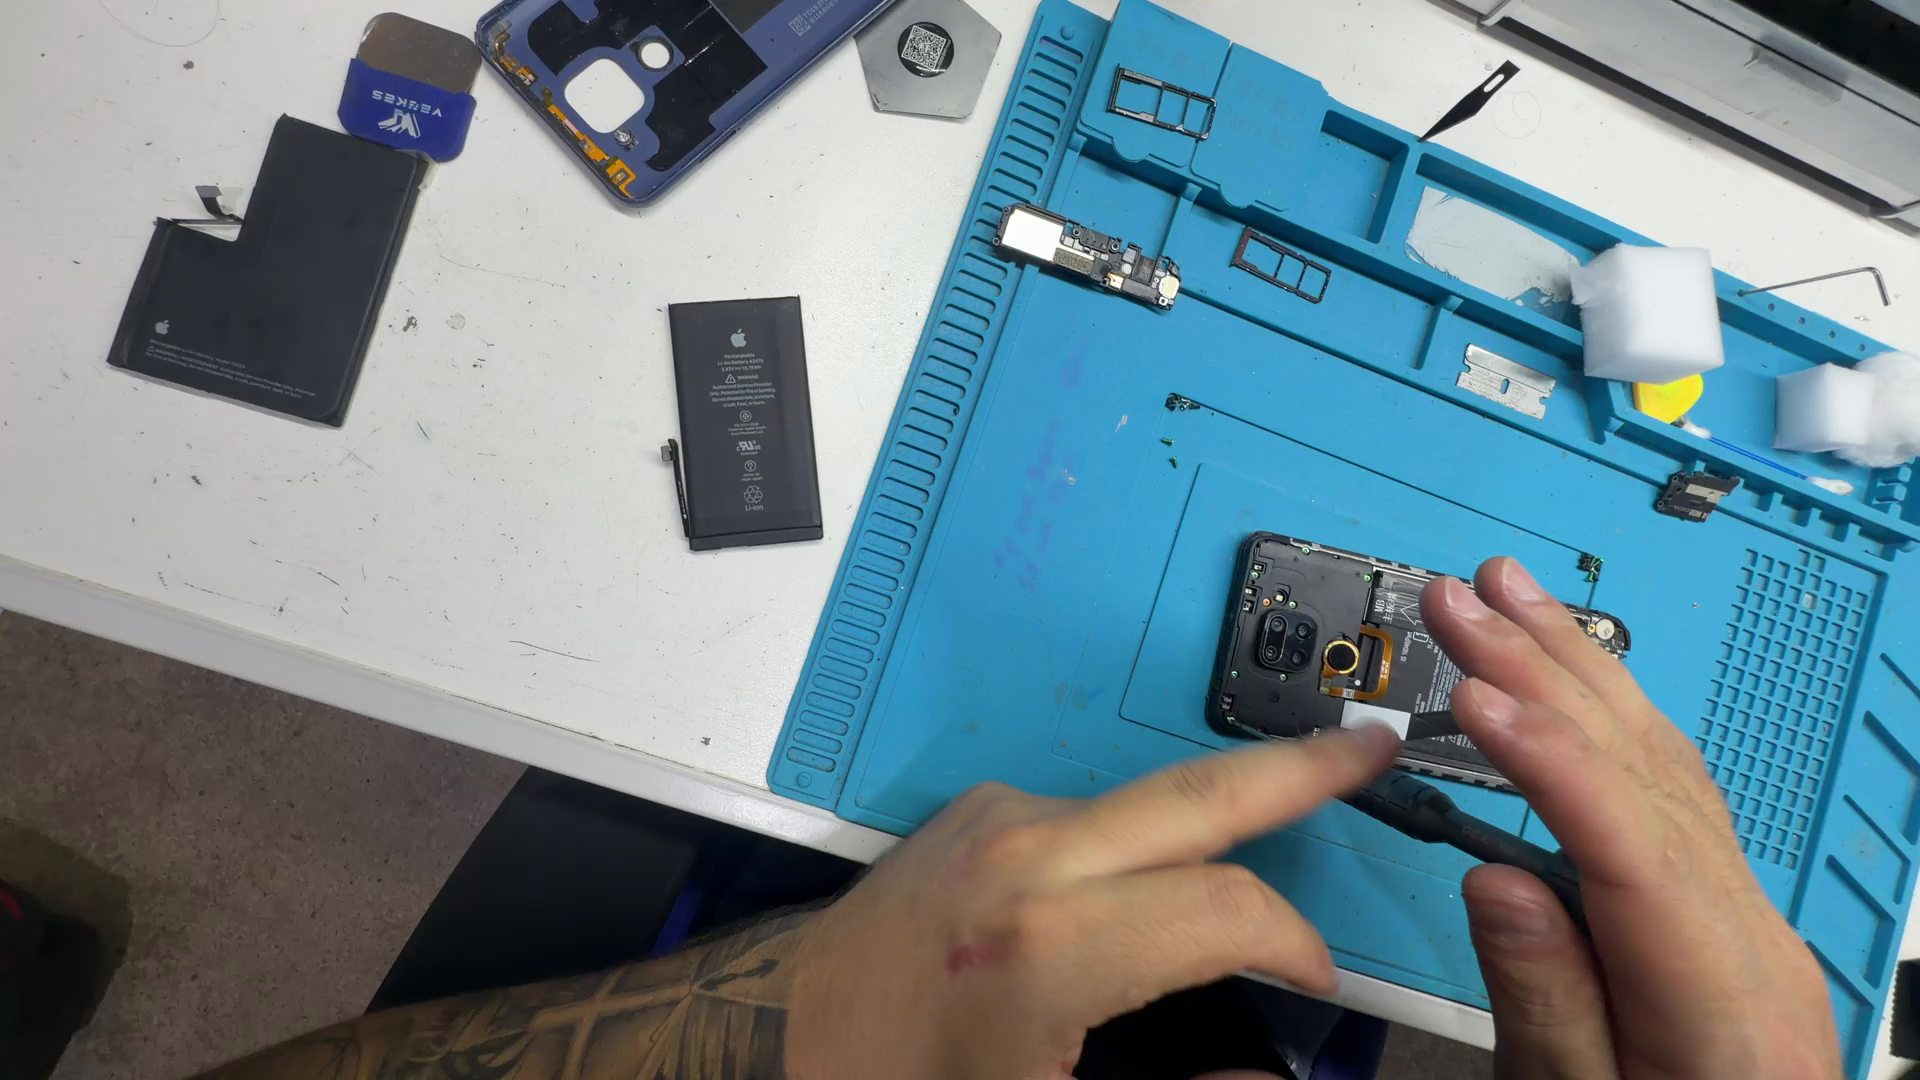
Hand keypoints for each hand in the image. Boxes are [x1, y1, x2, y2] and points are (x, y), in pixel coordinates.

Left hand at [784, 725, 1400, 1079]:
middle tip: (1366, 746)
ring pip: (1144, 802)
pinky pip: (1088, 812)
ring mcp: (1000, 813)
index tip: (1316, 977)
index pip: (1223, 908)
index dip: (1292, 942)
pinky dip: (1137, 836)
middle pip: (1194, 792)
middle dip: (1293, 766)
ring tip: (1267, 829)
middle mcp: (1028, 850)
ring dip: (1212, 815)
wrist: (786, 1026)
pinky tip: (1137, 882)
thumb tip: (1264, 1073)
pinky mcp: (980, 804)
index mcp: (1047, 945)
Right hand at [1423, 557, 1840, 1078]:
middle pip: (1637, 766)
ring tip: (1509, 589)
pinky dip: (1603, 695)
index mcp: (1715, 989)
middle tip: (1461, 598)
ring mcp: (1731, 887)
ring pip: (1652, 746)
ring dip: (1569, 655)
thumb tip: (1493, 879)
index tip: (1467, 697)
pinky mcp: (1707, 874)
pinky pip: (1659, 765)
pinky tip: (1567, 658)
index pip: (1627, 845)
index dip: (1546, 760)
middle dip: (1538, 665)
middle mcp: (1738, 917)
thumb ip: (1543, 995)